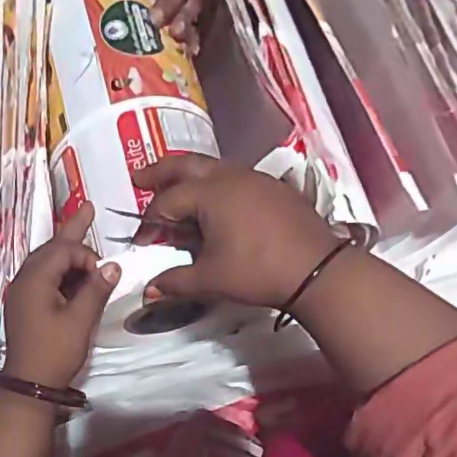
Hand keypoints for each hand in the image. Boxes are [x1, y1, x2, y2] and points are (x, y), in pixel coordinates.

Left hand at [0, 203, 119, 387]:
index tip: (104, 275)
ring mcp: (21, 293)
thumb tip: (112, 266)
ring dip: (67, 254)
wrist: (29, 385)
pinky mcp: (24, 306)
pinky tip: (75, 276)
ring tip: (84, 239)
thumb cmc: (55, 351)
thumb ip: (96, 289)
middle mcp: (24, 279)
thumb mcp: (81, 320)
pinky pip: (43, 278)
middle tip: (89, 209)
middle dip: (72, 233)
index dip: (87, 256)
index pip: (63, 250)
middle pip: (51, 248)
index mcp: (35, 278)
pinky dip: (61, 272)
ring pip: (46, 263)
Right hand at [131, 153, 340, 308]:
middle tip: (140, 177)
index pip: (168, 201)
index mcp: (210, 194)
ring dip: (191, 177)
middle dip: (161, 170)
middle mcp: (230, 177)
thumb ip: (176, 281)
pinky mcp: (275, 189)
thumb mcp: (211, 279)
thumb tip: (150, 290)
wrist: (316, 270)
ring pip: (215, 168)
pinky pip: (237, 179)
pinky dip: (218, 186)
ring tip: (178, 191)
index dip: (150, 222)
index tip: (143, 241)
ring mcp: (256, 179)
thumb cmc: (257, 271)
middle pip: (187, 165)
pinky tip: (218, 205)